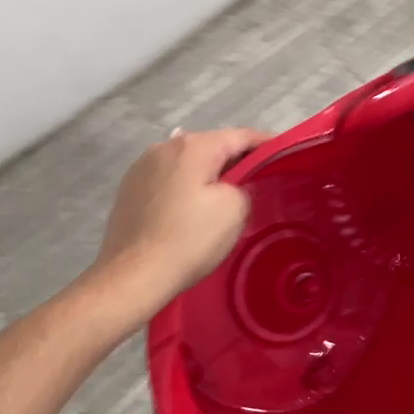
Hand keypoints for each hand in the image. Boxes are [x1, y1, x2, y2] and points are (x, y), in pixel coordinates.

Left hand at [86, 127, 268, 322]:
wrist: (131, 278)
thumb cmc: (189, 240)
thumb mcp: (235, 209)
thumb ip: (244, 184)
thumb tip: (233, 184)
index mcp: (194, 146)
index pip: (241, 136)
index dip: (266, 144)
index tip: (284, 156)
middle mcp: (164, 147)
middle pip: (212, 146)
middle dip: (235, 160)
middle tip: (257, 181)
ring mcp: (142, 167)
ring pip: (188, 163)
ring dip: (208, 174)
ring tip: (224, 196)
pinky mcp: (128, 190)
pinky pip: (168, 179)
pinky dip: (185, 187)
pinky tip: (190, 210)